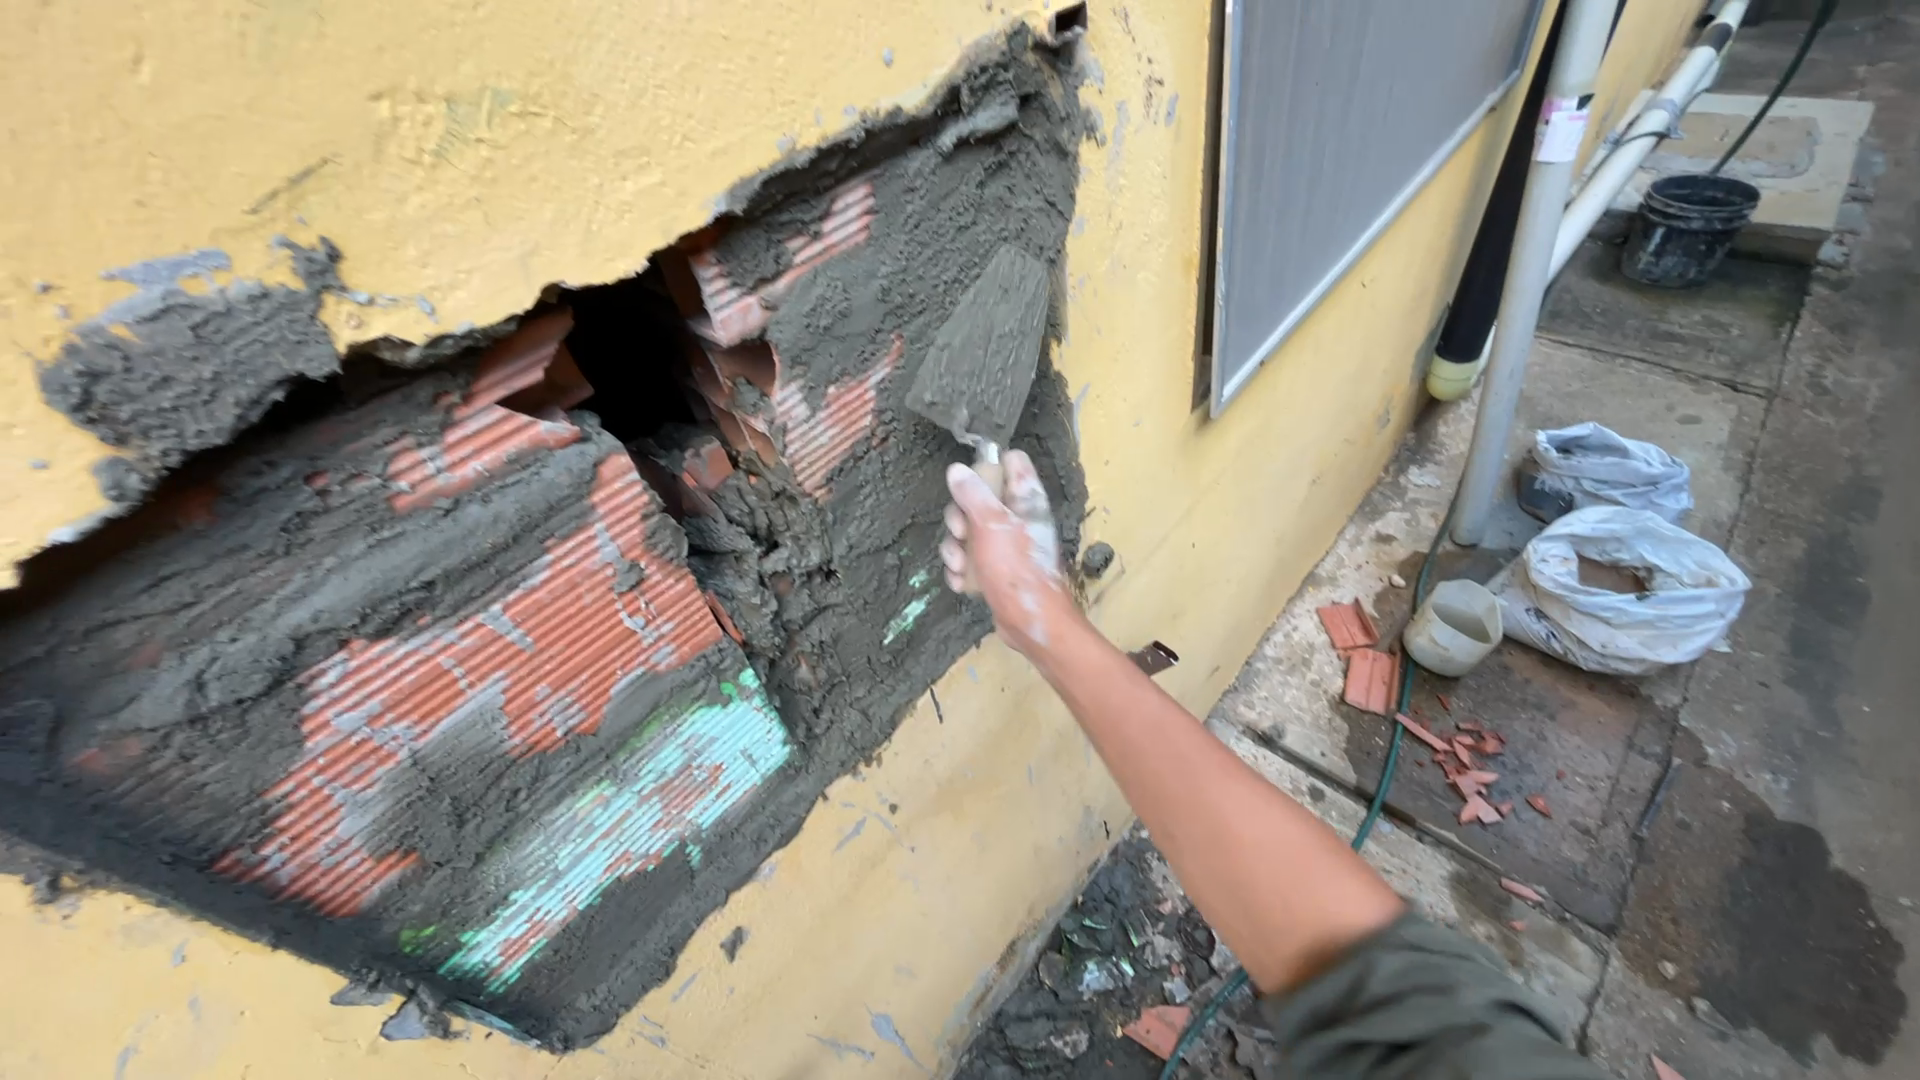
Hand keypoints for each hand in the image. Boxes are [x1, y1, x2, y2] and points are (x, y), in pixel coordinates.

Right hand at [939, 449, 1076, 655]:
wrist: (1030, 622)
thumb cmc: (1016, 568)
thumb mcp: (991, 525)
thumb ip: (973, 494)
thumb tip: (957, 469)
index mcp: (1025, 499)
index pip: (1011, 461)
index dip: (989, 464)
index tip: (970, 482)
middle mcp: (1017, 517)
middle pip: (977, 498)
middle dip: (959, 518)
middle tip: (961, 534)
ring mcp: (1005, 544)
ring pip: (968, 532)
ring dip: (956, 550)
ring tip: (962, 567)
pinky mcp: (995, 568)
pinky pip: (969, 560)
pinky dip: (962, 571)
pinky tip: (963, 584)